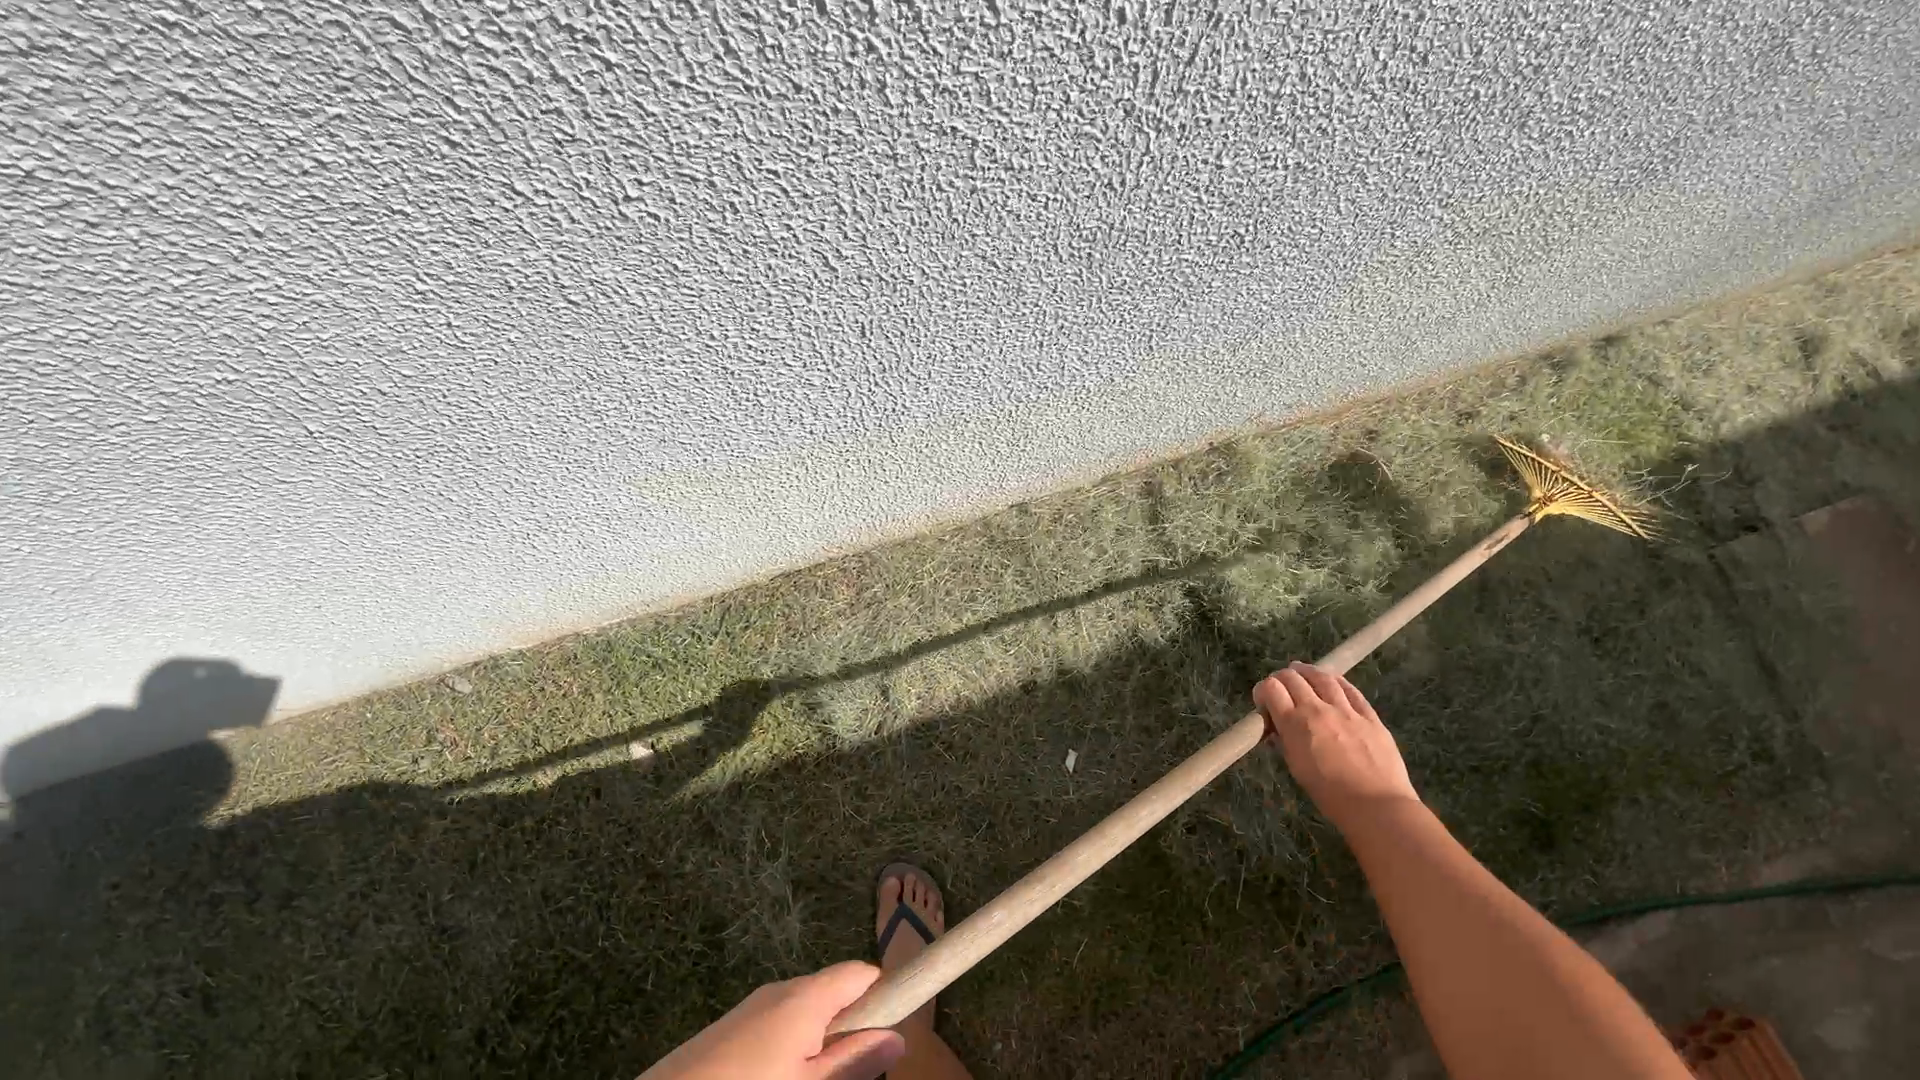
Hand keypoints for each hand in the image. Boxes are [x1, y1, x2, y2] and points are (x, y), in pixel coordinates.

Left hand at [638, 961, 905, 1079]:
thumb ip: (854, 1062)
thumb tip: (898, 1037)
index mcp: (805, 997)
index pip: (861, 972)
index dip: (884, 995)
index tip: (891, 1029)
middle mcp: (780, 989)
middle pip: (834, 992)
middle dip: (850, 1026)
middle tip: (849, 1072)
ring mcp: (751, 1006)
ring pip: (804, 1012)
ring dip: (819, 1041)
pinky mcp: (729, 1026)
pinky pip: (776, 1025)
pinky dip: (789, 1046)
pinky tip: (777, 1078)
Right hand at [1253, 661, 1419, 830]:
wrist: (1376, 804)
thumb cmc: (1330, 794)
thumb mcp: (1296, 768)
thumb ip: (1286, 743)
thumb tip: (1278, 729)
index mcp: (1294, 724)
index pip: (1271, 689)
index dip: (1263, 691)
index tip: (1265, 703)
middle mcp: (1317, 709)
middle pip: (1293, 677)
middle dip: (1281, 679)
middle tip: (1280, 687)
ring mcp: (1346, 710)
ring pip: (1322, 677)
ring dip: (1307, 671)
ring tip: (1301, 670)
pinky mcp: (1369, 716)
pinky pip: (1351, 689)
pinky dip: (1337, 680)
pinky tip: (1332, 679)